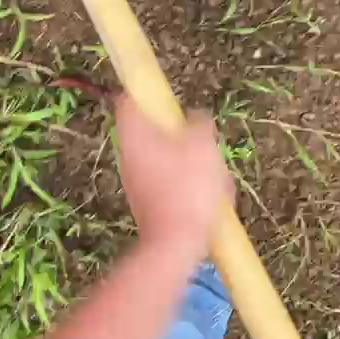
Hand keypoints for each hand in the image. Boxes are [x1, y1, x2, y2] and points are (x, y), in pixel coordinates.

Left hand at [114, 95, 231, 258]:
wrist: (174, 246)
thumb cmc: (187, 190)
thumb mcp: (203, 147)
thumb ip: (199, 125)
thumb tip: (195, 119)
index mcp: (136, 135)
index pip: (128, 100)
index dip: (145, 92)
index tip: (166, 95)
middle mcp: (129, 156)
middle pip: (149, 130)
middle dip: (176, 132)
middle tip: (198, 137)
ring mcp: (136, 181)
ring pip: (164, 157)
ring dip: (187, 160)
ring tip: (211, 172)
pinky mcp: (148, 202)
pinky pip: (168, 181)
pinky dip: (186, 182)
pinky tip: (208, 195)